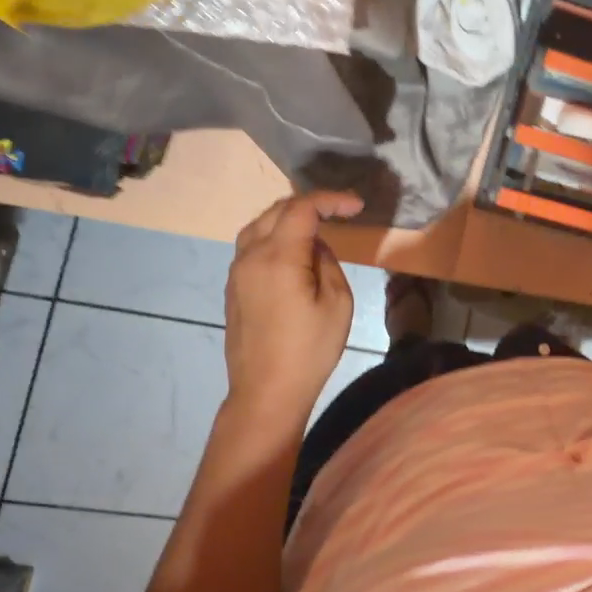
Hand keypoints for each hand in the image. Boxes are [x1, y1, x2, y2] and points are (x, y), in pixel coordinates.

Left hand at [224, 191, 364, 416]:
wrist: (266, 390)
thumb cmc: (309, 349)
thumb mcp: (337, 302)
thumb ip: (327, 263)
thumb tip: (315, 248)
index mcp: (277, 258)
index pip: (302, 208)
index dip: (331, 200)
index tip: (357, 206)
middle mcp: (250, 257)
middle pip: (277, 211)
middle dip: (310, 205)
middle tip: (341, 211)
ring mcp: (237, 272)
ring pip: (260, 226)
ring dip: (289, 218)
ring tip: (318, 226)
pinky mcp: (234, 287)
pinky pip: (253, 245)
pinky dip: (276, 235)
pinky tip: (295, 250)